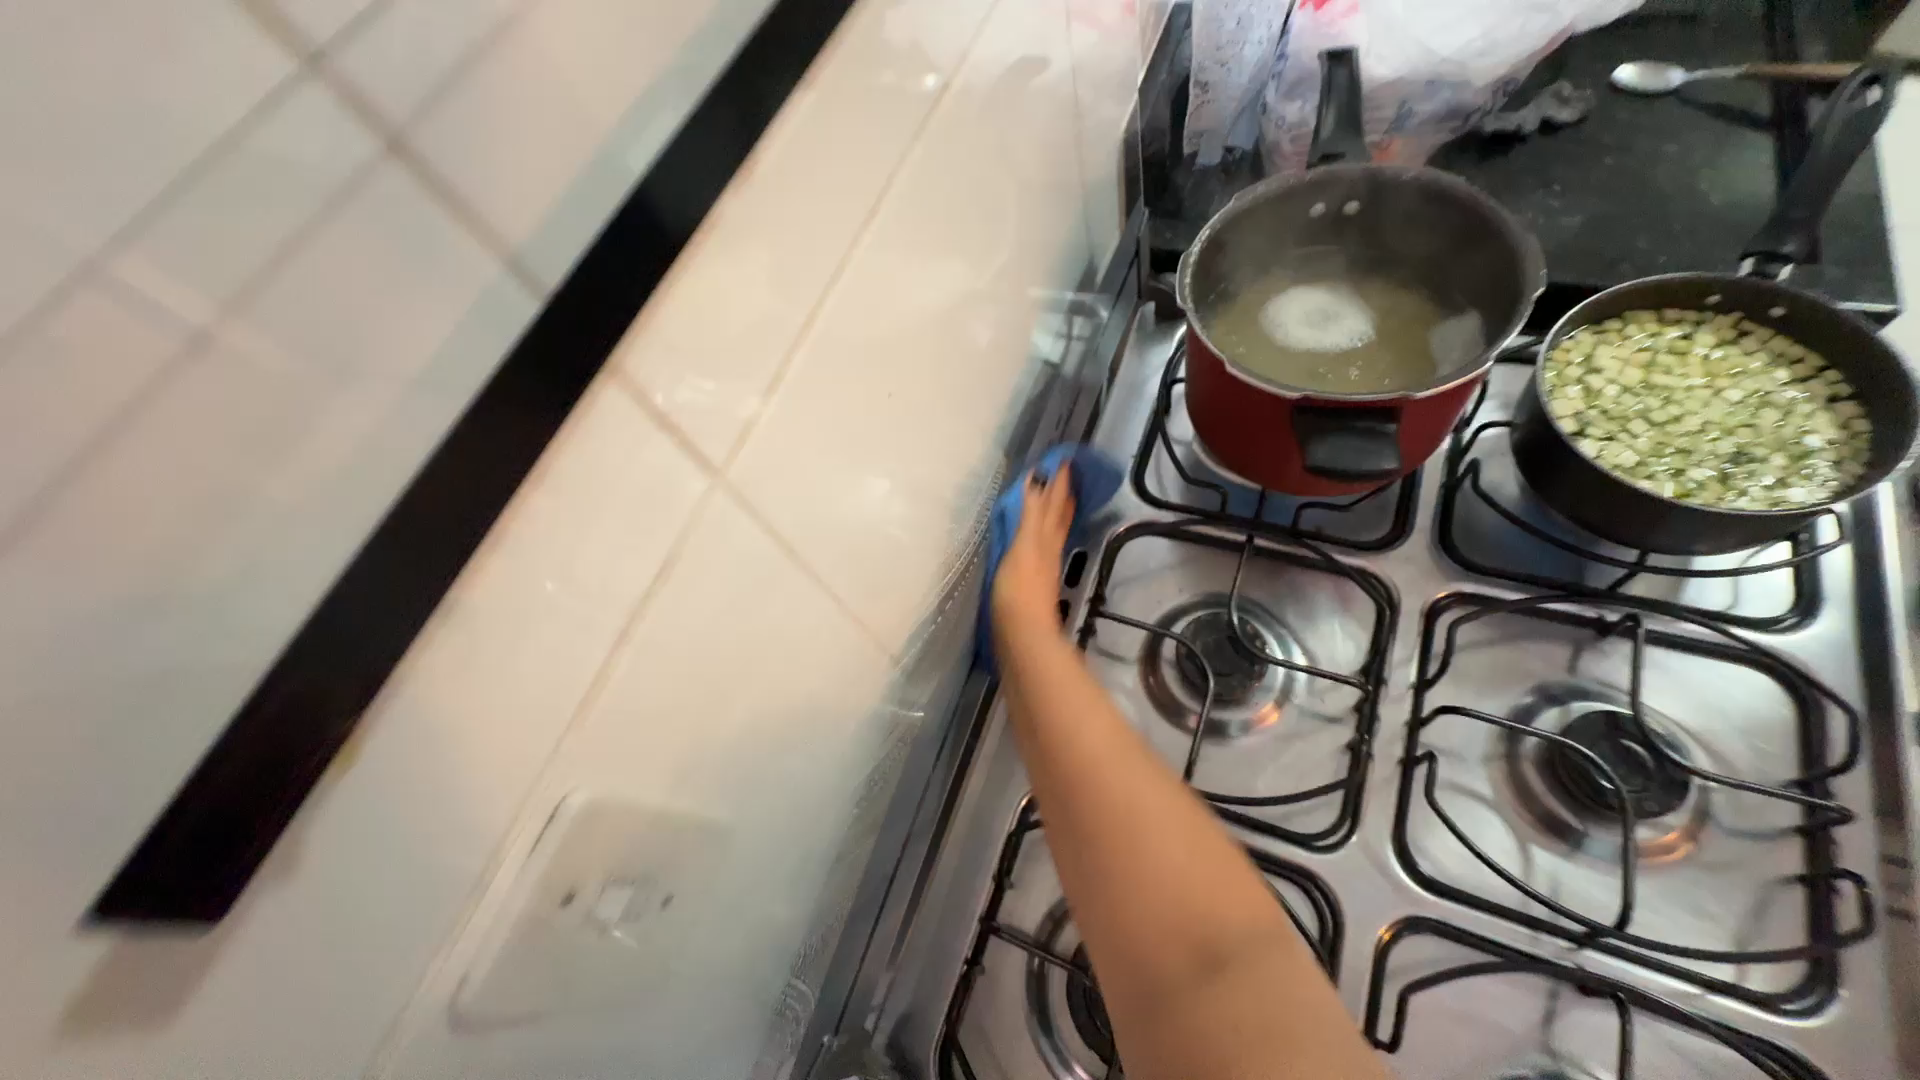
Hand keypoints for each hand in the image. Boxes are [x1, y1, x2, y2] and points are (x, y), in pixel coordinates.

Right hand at [992, 465, 1075, 635]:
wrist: (1022, 634)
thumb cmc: (1019, 589)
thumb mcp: (1024, 546)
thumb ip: (1030, 514)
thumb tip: (1037, 480)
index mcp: (1046, 538)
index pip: (1055, 504)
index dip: (1060, 483)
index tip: (1066, 461)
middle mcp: (1049, 550)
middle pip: (1059, 517)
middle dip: (1062, 496)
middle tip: (1067, 475)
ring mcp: (1043, 568)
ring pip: (1053, 533)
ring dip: (1056, 514)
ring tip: (1058, 501)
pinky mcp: (1033, 584)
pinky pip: (1041, 549)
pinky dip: (1040, 536)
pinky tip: (1038, 540)